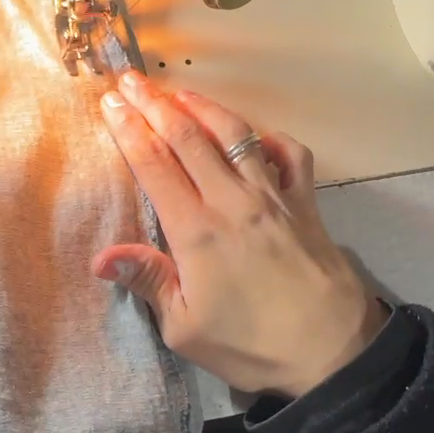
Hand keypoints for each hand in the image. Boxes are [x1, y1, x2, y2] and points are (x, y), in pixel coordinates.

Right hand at [92, 71, 388, 399]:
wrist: (332, 352)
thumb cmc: (250, 346)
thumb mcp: (185, 328)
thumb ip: (149, 282)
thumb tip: (101, 257)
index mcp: (196, 231)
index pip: (154, 166)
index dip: (129, 130)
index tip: (109, 103)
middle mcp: (232, 201)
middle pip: (188, 138)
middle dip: (154, 104)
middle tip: (130, 80)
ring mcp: (274, 196)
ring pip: (234, 135)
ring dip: (202, 107)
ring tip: (177, 91)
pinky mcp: (305, 203)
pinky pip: (289, 154)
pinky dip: (268, 137)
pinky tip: (254, 135)